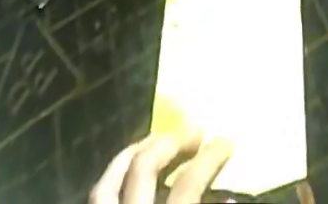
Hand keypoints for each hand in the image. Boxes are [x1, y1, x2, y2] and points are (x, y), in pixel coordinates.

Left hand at [89, 131, 231, 203]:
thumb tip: (230, 197)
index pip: (188, 183)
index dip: (211, 158)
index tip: (227, 141)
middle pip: (143, 168)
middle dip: (170, 142)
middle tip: (195, 130)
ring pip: (107, 180)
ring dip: (134, 151)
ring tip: (158, 137)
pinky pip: (97, 196)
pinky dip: (114, 176)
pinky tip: (128, 169)